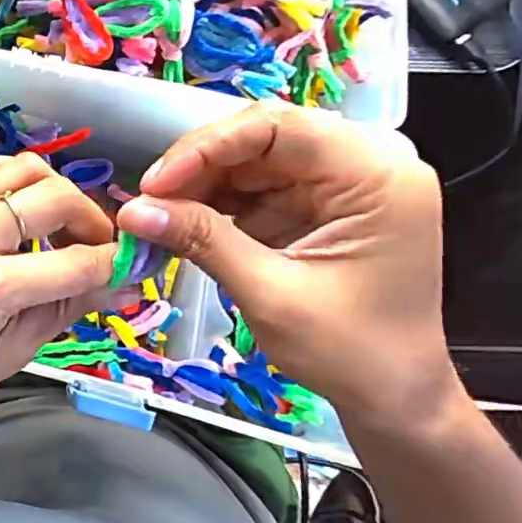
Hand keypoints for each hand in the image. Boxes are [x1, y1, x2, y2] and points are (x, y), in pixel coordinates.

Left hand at [0, 152, 129, 430]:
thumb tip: (123, 281)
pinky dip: (14, 173)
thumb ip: (68, 309)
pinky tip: (26, 200)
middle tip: (98, 247)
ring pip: (23, 169)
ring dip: (58, 191)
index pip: (75, 263)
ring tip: (64, 224)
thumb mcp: (12, 353)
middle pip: (55, 199)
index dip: (114, 263)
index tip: (131, 266)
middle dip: (93, 221)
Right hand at [114, 101, 454, 424]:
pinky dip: (213, 202)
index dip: (207, 147)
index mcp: (375, 175)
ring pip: (250, 160)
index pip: (279, 127)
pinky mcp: (315, 204)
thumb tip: (131, 212)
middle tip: (149, 200)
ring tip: (157, 215)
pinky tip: (180, 221)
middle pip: (262, 137)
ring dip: (199, 185)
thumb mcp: (269, 294)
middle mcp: (362, 164)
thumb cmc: (348, 352)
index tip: (155, 184)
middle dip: (199, 166)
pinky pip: (253, 186)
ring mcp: (338, 183)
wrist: (390, 396)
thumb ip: (202, 242)